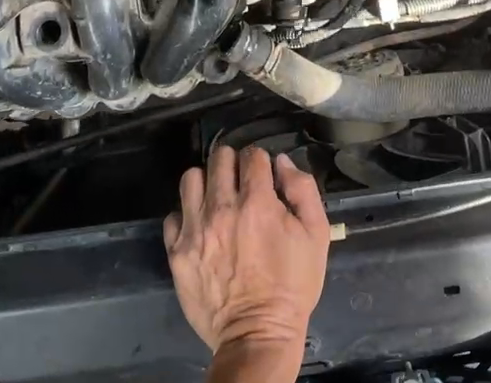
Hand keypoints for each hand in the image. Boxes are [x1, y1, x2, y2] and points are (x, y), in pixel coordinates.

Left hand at [164, 146, 329, 358]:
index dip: (260, 161)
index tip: (264, 175)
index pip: (252, 155)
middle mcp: (222, 208)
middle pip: (219, 158)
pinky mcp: (176, 253)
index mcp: (257, 202)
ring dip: (206, 182)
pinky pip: (173, 215)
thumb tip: (281, 162)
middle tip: (240, 182)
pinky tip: (200, 227)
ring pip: (191, 179)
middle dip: (233, 164)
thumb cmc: (293, 284)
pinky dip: (187, 216)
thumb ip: (303, 189)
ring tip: (216, 198)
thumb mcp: (317, 234)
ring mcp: (195, 230)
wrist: (257, 334)